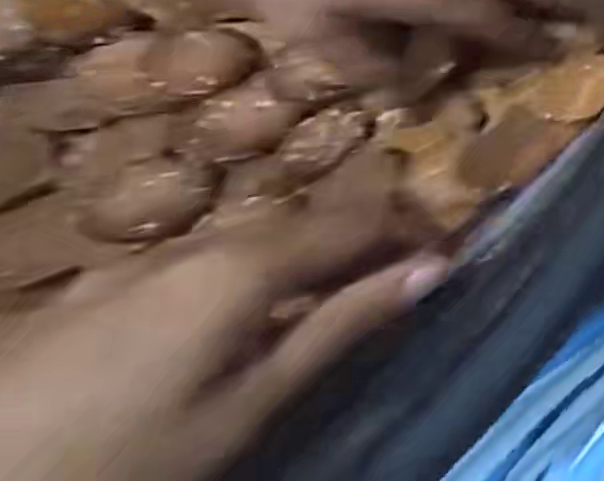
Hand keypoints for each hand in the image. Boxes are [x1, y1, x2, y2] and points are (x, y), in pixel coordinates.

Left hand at [0, 207, 446, 480]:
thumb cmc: (118, 461)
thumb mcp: (248, 406)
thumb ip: (344, 324)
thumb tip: (437, 265)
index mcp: (244, 264)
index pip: (362, 221)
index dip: (413, 230)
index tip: (447, 251)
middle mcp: (195, 246)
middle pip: (308, 222)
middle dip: (362, 241)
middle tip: (395, 275)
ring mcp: (131, 267)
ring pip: (252, 237)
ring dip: (304, 255)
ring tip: (323, 294)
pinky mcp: (83, 295)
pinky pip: (195, 261)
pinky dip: (243, 271)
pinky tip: (231, 314)